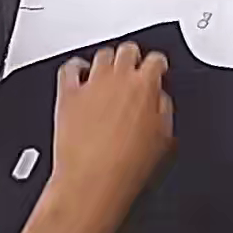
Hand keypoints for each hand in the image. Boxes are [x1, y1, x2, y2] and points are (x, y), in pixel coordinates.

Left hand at [46, 42, 173, 219]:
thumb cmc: (127, 167)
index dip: (158, 65)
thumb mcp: (164, 137)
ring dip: (108, 61)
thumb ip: (164, 108)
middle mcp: (119, 78)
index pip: (156, 60)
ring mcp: (92, 84)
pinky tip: (81, 74)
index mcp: (146, 86)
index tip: (157, 70)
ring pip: (102, 54)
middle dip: (133, 57)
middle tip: (134, 68)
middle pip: (128, 49)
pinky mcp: (68, 93)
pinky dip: (76, 67)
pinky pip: (71, 67)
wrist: (92, 183)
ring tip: (109, 73)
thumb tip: (159, 99)